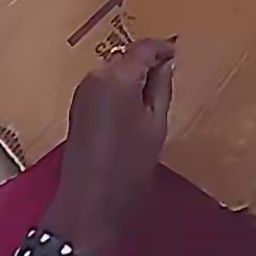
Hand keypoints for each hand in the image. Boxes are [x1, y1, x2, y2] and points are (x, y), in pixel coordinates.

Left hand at [40, 39, 175, 255]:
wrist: (88, 208)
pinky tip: (132, 103)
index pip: (144, 48)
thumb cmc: (130, 167)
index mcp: (118, 77)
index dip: (163, 47)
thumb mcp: (155, 124)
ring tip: (153, 90)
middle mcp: (97, 76)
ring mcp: (83, 90)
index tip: (178, 53)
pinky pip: (103, 83)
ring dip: (132, 73)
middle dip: (147, 60)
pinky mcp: (77, 105)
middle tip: (168, 74)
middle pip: (127, 56)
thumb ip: (161, 87)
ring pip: (114, 68)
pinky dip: (119, 85)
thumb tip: (165, 64)